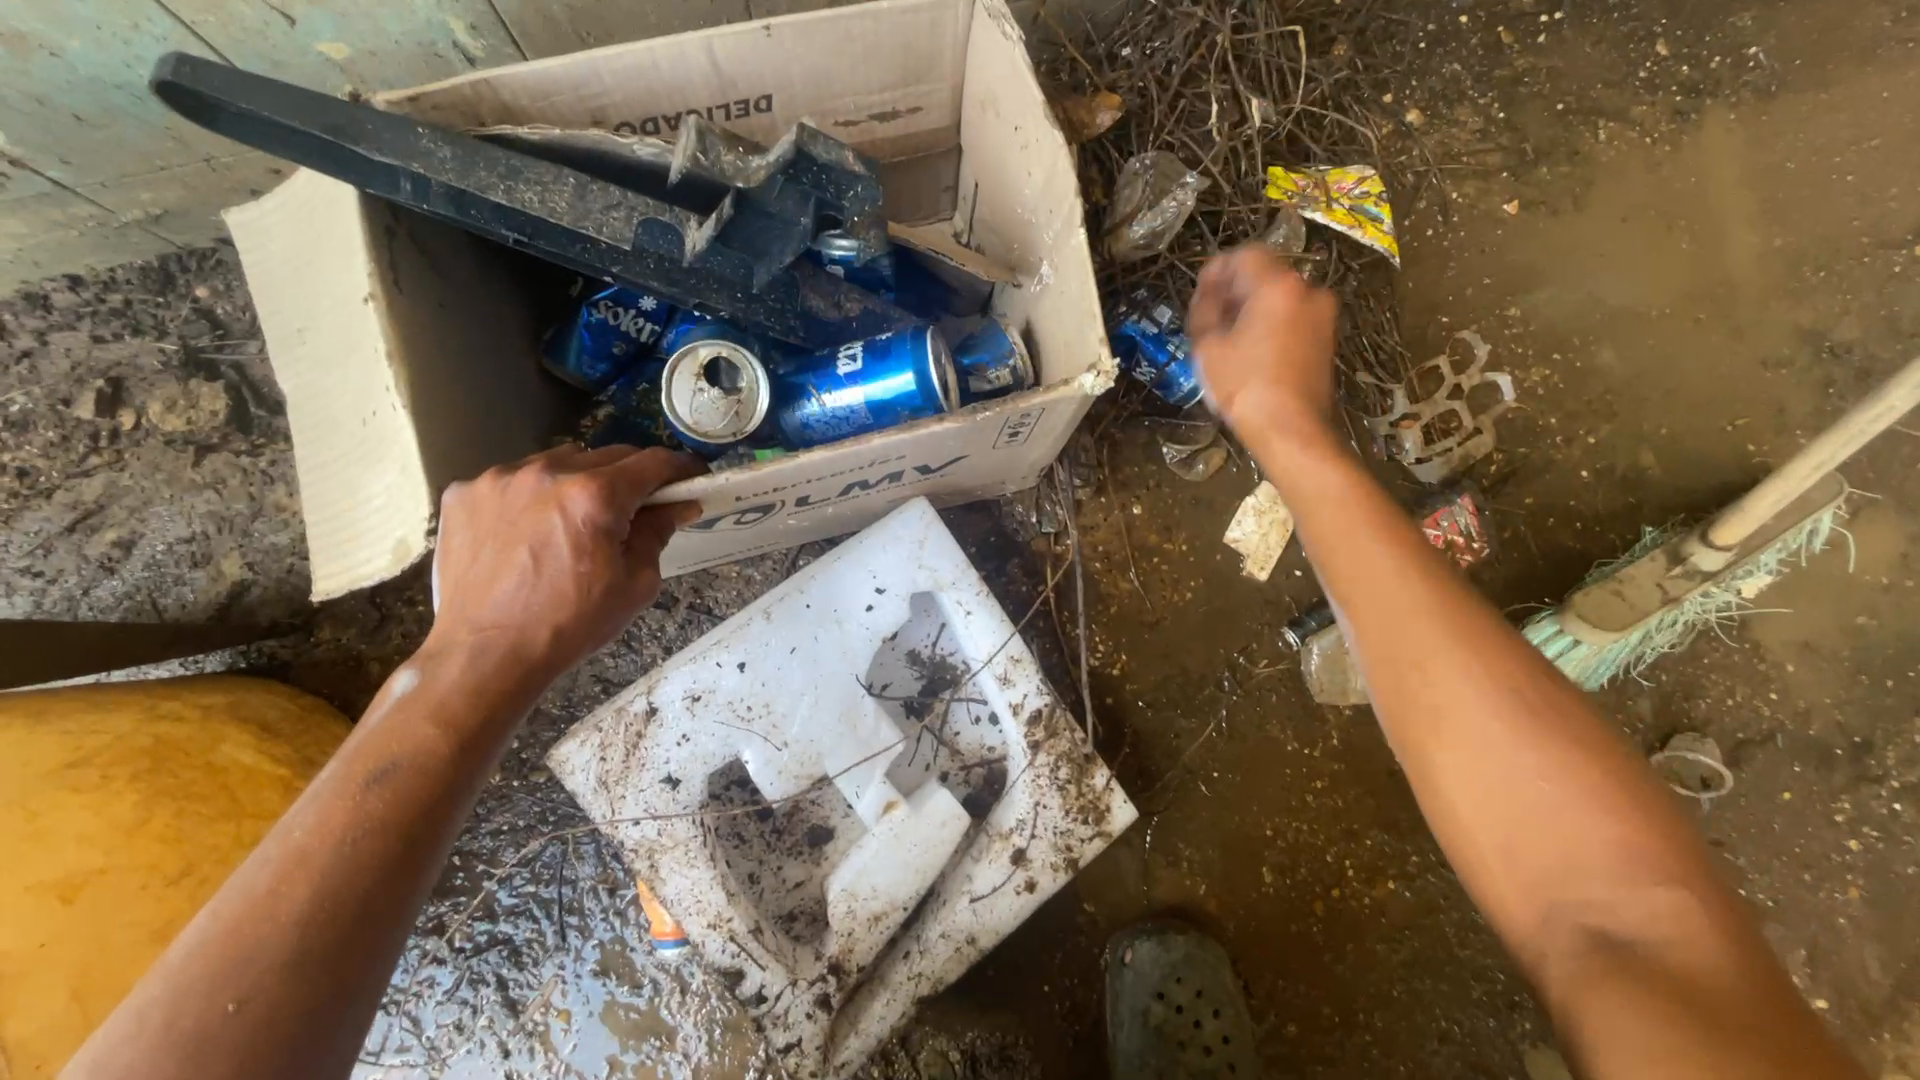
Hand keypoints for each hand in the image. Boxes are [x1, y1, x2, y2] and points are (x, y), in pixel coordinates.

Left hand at [425, 444, 705, 692]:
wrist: (485, 655)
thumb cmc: (570, 625)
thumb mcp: (635, 584)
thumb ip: (657, 533)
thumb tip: (679, 504)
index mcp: (595, 496)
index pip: (653, 462)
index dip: (680, 468)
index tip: (692, 477)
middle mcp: (548, 473)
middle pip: (608, 455)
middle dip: (631, 477)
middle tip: (638, 508)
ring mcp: (500, 479)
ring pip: (559, 462)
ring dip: (580, 482)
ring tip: (576, 522)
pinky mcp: (465, 493)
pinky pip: (514, 480)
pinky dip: (533, 496)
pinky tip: (530, 531)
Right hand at [1188, 246, 1340, 440]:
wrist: (1291, 430)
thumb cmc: (1244, 387)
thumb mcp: (1208, 347)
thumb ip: (1204, 308)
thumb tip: (1208, 292)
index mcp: (1278, 286)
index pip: (1244, 256)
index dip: (1218, 269)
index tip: (1201, 290)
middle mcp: (1308, 290)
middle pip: (1265, 275)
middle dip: (1236, 290)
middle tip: (1210, 315)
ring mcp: (1322, 315)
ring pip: (1280, 297)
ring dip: (1253, 308)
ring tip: (1228, 336)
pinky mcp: (1327, 337)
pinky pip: (1293, 317)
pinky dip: (1272, 323)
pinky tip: (1252, 350)